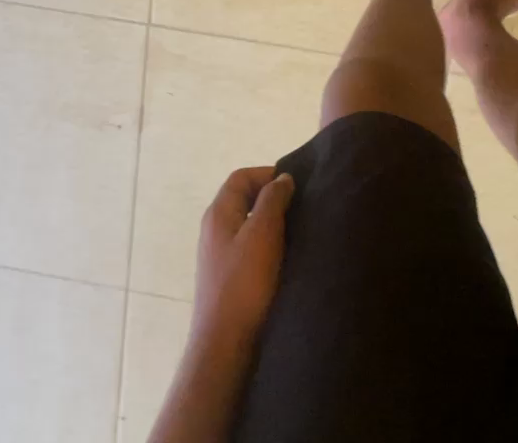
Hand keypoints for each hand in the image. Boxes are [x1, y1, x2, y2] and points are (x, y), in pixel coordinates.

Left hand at [191, 167, 295, 344]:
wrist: (225, 343)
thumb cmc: (245, 283)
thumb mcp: (263, 233)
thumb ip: (272, 200)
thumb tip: (283, 179)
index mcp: (218, 214)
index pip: (241, 177)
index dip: (268, 174)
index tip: (296, 186)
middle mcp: (215, 229)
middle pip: (244, 199)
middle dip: (273, 198)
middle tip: (302, 207)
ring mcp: (220, 255)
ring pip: (249, 225)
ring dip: (273, 223)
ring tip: (299, 230)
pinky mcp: (229, 277)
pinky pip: (250, 248)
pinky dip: (269, 244)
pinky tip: (287, 257)